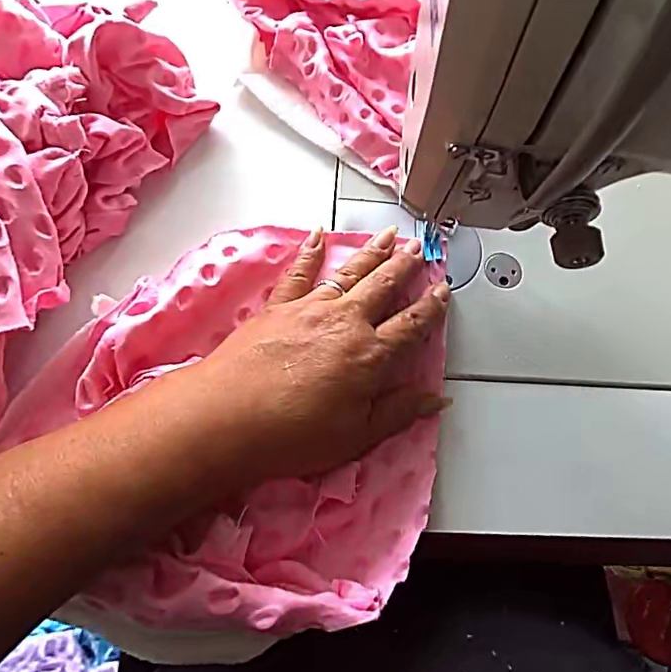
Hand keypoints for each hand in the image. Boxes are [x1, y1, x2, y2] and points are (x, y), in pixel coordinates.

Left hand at [167, 226, 450, 487]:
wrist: (228, 417)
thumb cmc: (292, 434)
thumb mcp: (356, 435)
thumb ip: (398, 412)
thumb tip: (435, 399)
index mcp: (369, 356)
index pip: (410, 326)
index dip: (430, 307)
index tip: (442, 290)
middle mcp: (345, 323)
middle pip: (383, 287)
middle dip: (404, 266)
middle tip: (419, 248)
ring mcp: (311, 309)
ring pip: (350, 273)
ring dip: (372, 253)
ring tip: (387, 235)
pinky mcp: (279, 307)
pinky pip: (299, 272)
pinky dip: (310, 252)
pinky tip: (317, 236)